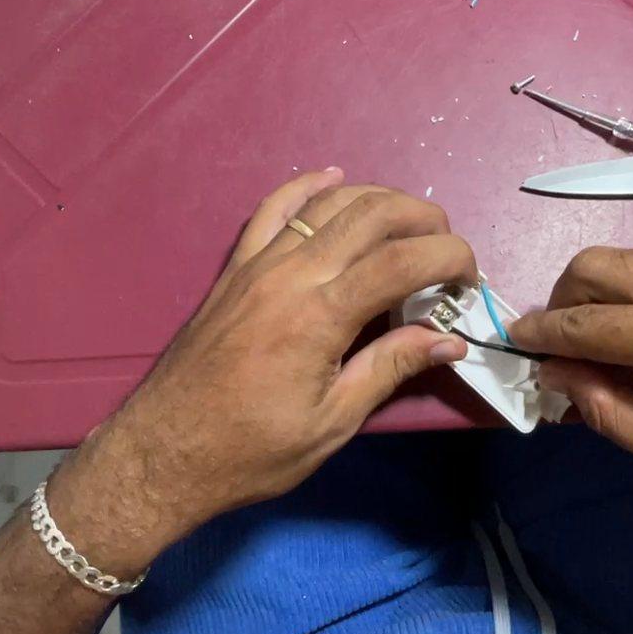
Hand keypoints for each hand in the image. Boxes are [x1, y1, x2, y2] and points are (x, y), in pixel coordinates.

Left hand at [51, 171, 475, 567]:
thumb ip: (391, 368)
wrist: (163, 453)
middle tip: (447, 247)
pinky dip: (306, 187)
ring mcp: (258, 263)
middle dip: (422, 218)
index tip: (469, 277)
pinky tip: (332, 179)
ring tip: (408, 219)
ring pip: (326, 204)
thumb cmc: (251, 450)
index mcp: (321, 315)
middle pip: (370, 215)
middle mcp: (291, 274)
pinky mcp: (235, 267)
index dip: (448, 257)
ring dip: (377, 199)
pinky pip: (272, 210)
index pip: (401, 261)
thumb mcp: (332, 422)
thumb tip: (451, 338)